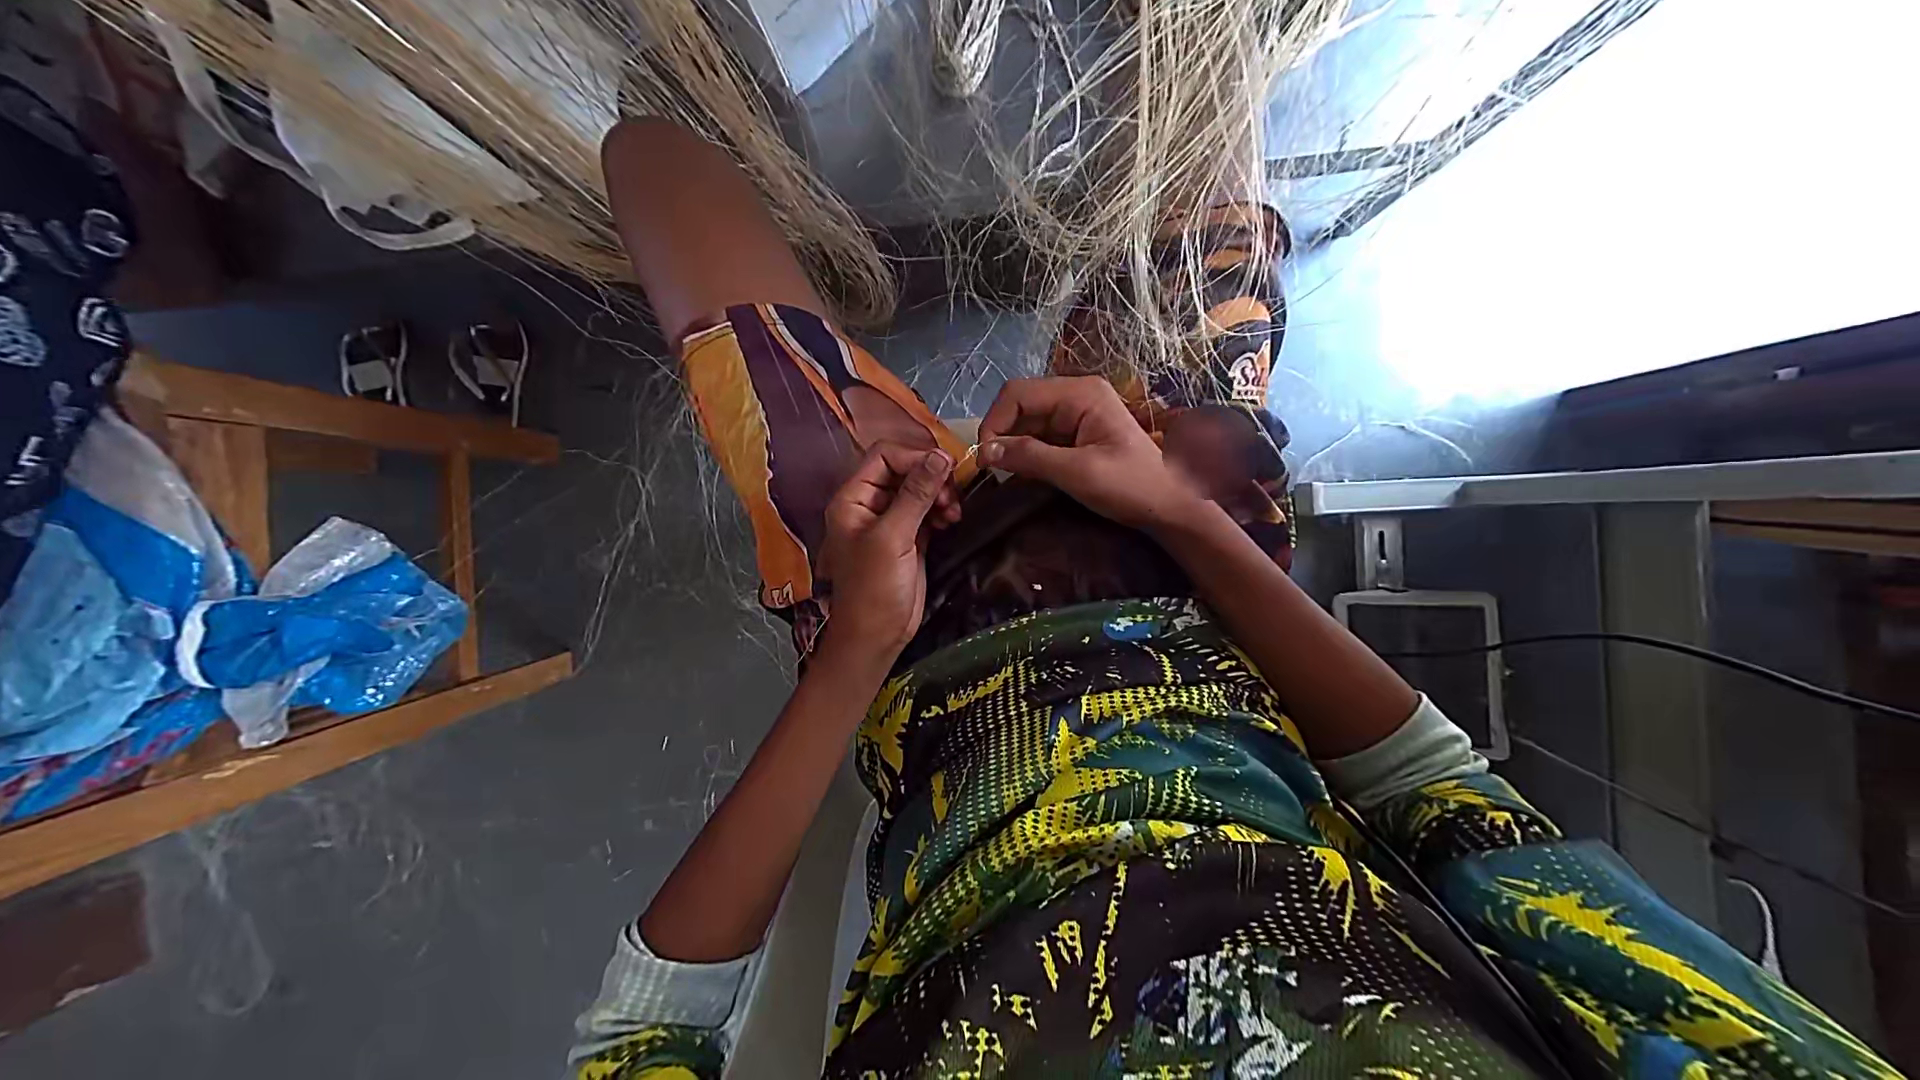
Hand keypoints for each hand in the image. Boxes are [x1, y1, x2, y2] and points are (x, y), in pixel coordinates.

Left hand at [817, 442, 958, 658]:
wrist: (877, 636)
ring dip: (940, 495)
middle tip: (951, 497)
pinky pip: (928, 511)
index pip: (884, 456)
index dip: (914, 456)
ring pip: (920, 489)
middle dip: (931, 477)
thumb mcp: (893, 537)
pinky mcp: (909, 537)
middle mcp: (870, 504)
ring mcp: (891, 521)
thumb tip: (941, 456)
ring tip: (953, 513)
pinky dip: (941, 511)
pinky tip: (952, 521)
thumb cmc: (874, 587)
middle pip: (905, 469)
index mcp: (853, 498)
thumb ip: (916, 494)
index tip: (944, 469)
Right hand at [977, 376, 1202, 529]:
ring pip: (1026, 422)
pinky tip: (1021, 471)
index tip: (985, 458)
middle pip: (1020, 405)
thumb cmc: (1130, 486)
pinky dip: (1025, 452)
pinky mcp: (1075, 434)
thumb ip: (1031, 457)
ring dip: (1011, 444)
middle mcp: (1075, 396)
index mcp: (1080, 394)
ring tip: (1004, 473)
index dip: (995, 422)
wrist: (1169, 506)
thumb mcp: (1078, 473)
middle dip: (1001, 433)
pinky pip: (1039, 436)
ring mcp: (1076, 414)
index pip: (1019, 394)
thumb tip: (986, 451)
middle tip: (991, 469)